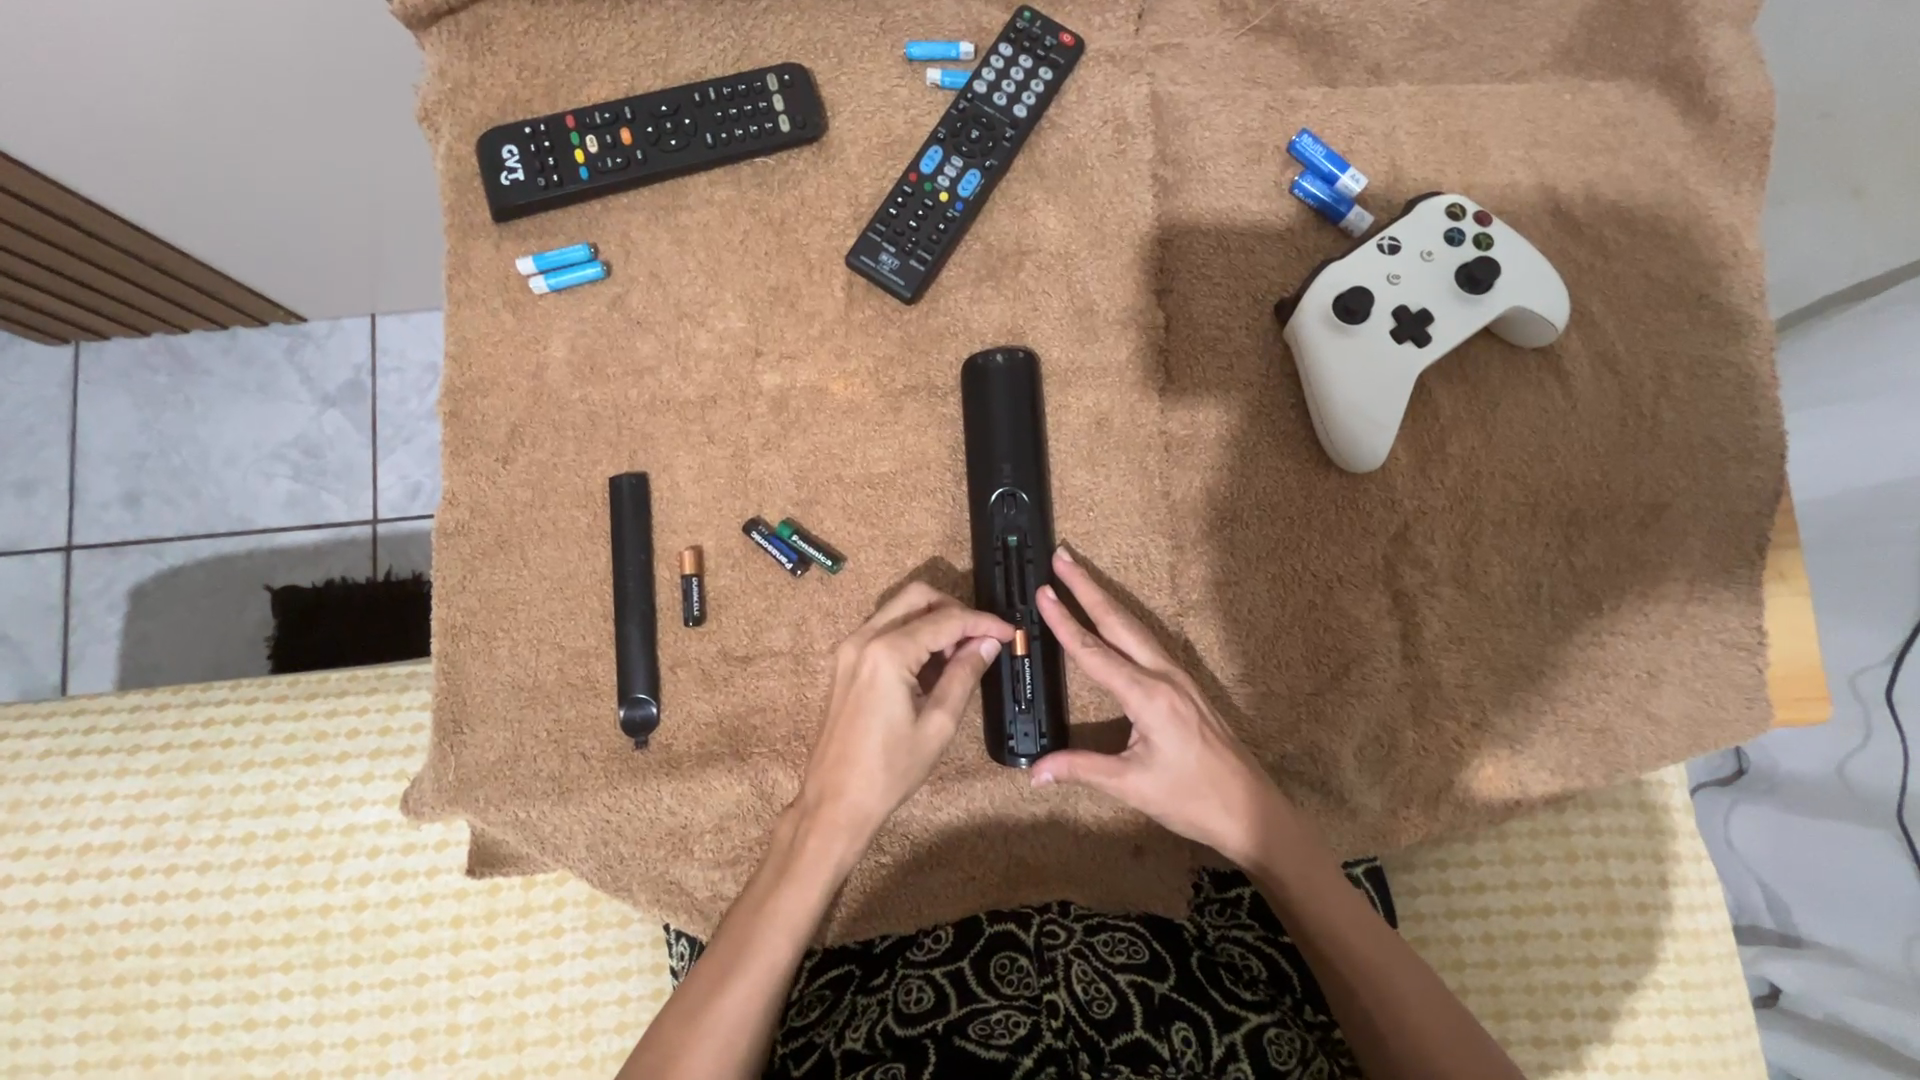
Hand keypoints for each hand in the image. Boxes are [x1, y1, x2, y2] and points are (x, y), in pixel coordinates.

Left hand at [795, 582, 1012, 849]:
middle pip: (917, 597)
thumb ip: (963, 676)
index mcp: (887, 653)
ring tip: (960, 655)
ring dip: (933, 620)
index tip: (1009, 632)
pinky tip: (932, 665)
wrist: (834, 802)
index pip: (945, 620)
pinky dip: (912, 634)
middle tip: (981, 638)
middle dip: (954, 610)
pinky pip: (883, 629)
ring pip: (899, 609)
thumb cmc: (889, 772)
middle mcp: (863, 639)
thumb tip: (987, 644)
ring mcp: (849, 649)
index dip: (982, 622)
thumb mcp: (937, 725)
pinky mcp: (845, 662)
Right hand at [1030, 548, 1293, 867]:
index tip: (1043, 593)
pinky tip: (1114, 618)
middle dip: (1087, 587)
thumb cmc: (1194, 798)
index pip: (1094, 651)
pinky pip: (1148, 642)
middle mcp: (1164, 677)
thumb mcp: (1131, 785)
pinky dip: (1123, 621)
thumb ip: (1081, 768)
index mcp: (1148, 697)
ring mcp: (1178, 677)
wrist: (1250, 808)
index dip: (1064, 622)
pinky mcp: (1184, 686)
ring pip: (1134, 627)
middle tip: (1062, 557)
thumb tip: (1035, 770)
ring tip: (1080, 576)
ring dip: (1105, 598)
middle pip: (1118, 621)